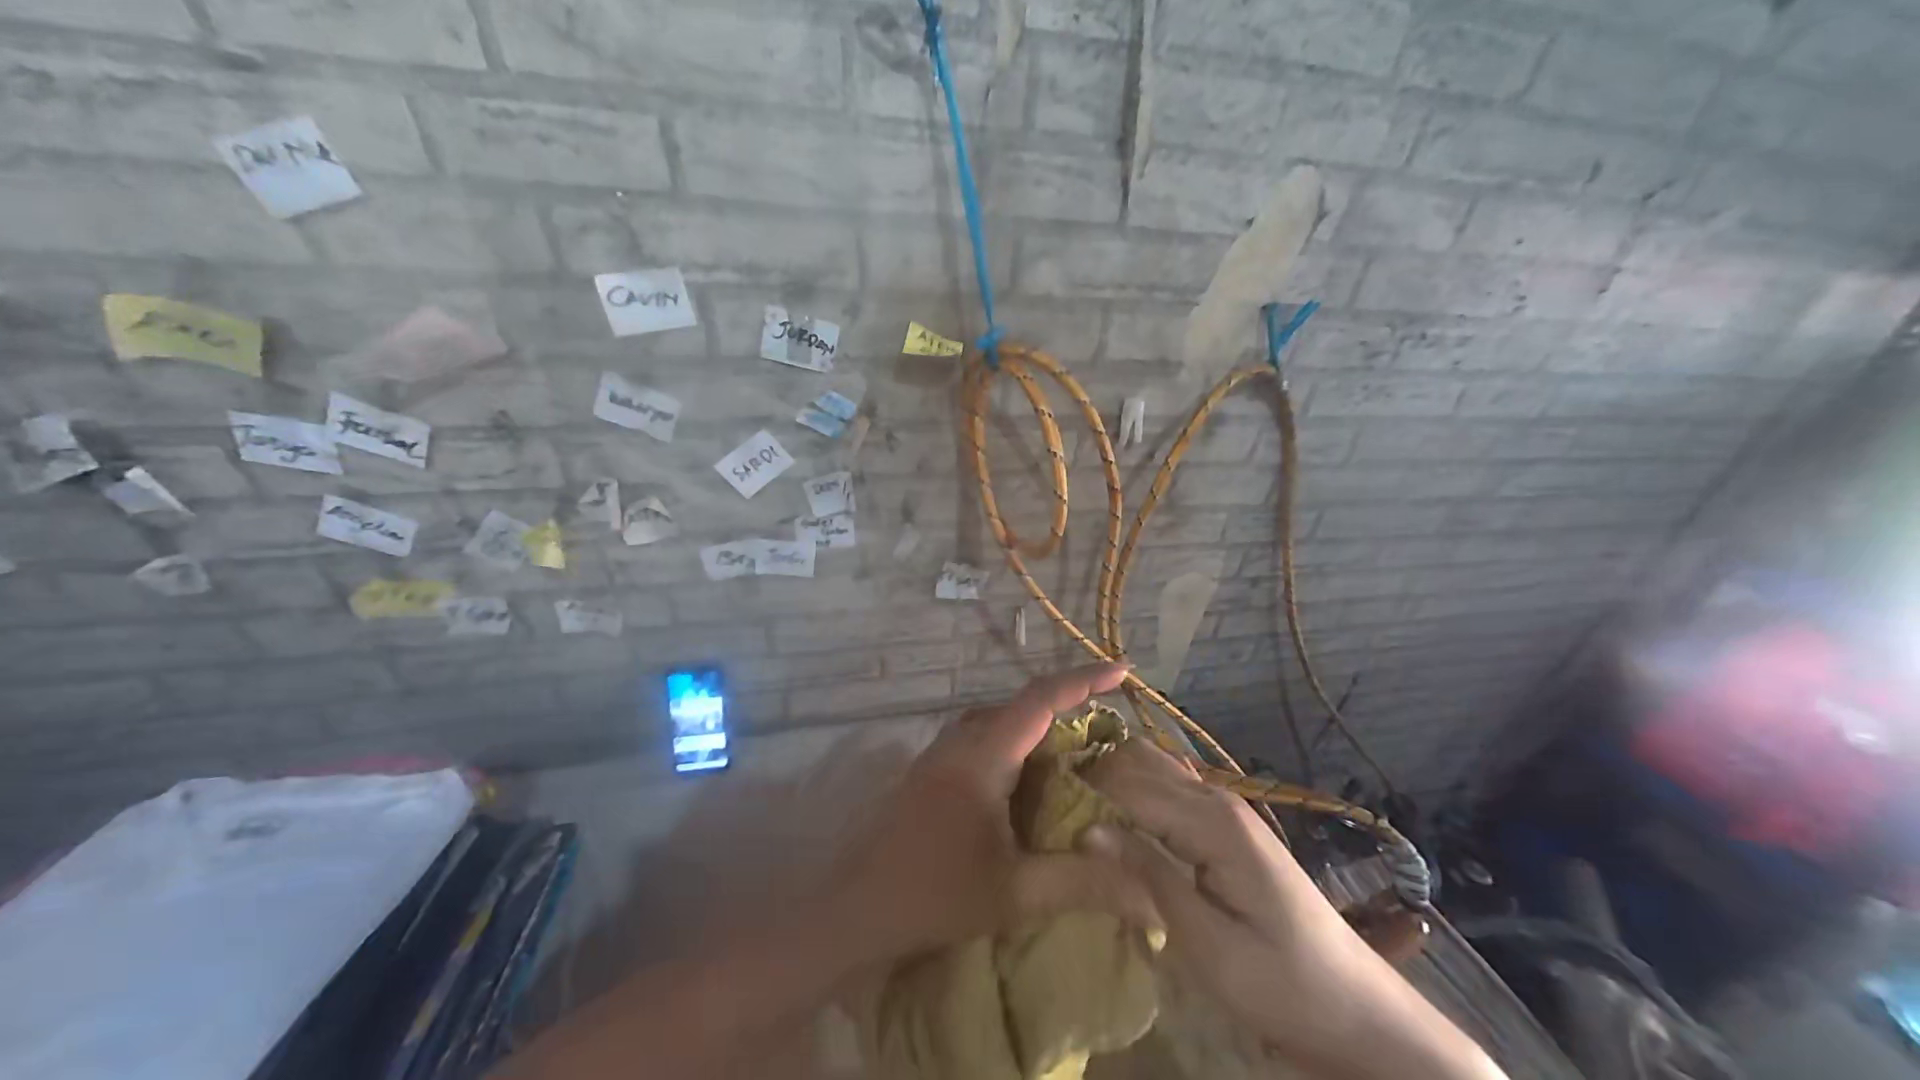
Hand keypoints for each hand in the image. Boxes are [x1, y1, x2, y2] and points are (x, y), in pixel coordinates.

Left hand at [829, 663, 1158, 958]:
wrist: (855, 909)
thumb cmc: (934, 894)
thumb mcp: (1017, 893)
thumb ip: (1085, 884)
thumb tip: (1154, 897)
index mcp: (982, 755)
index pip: (1040, 699)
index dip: (1085, 679)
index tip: (1125, 669)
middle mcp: (960, 741)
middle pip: (1021, 706)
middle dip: (1068, 705)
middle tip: (1111, 726)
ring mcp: (940, 754)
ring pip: (999, 722)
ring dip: (1038, 727)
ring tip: (1078, 749)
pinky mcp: (931, 772)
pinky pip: (983, 740)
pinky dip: (1016, 746)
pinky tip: (1029, 780)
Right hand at [1081, 739, 1504, 1079]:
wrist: (1357, 1009)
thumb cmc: (1281, 983)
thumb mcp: (1207, 944)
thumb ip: (1148, 876)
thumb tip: (1087, 827)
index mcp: (1211, 821)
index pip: (1126, 781)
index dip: (1080, 788)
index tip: (1038, 807)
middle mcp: (1216, 798)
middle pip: (1136, 759)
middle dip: (1091, 774)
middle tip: (1049, 808)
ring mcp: (1224, 808)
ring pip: (1152, 767)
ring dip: (1111, 780)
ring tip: (1073, 812)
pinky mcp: (1226, 826)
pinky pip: (1169, 790)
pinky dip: (1135, 793)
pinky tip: (1114, 822)